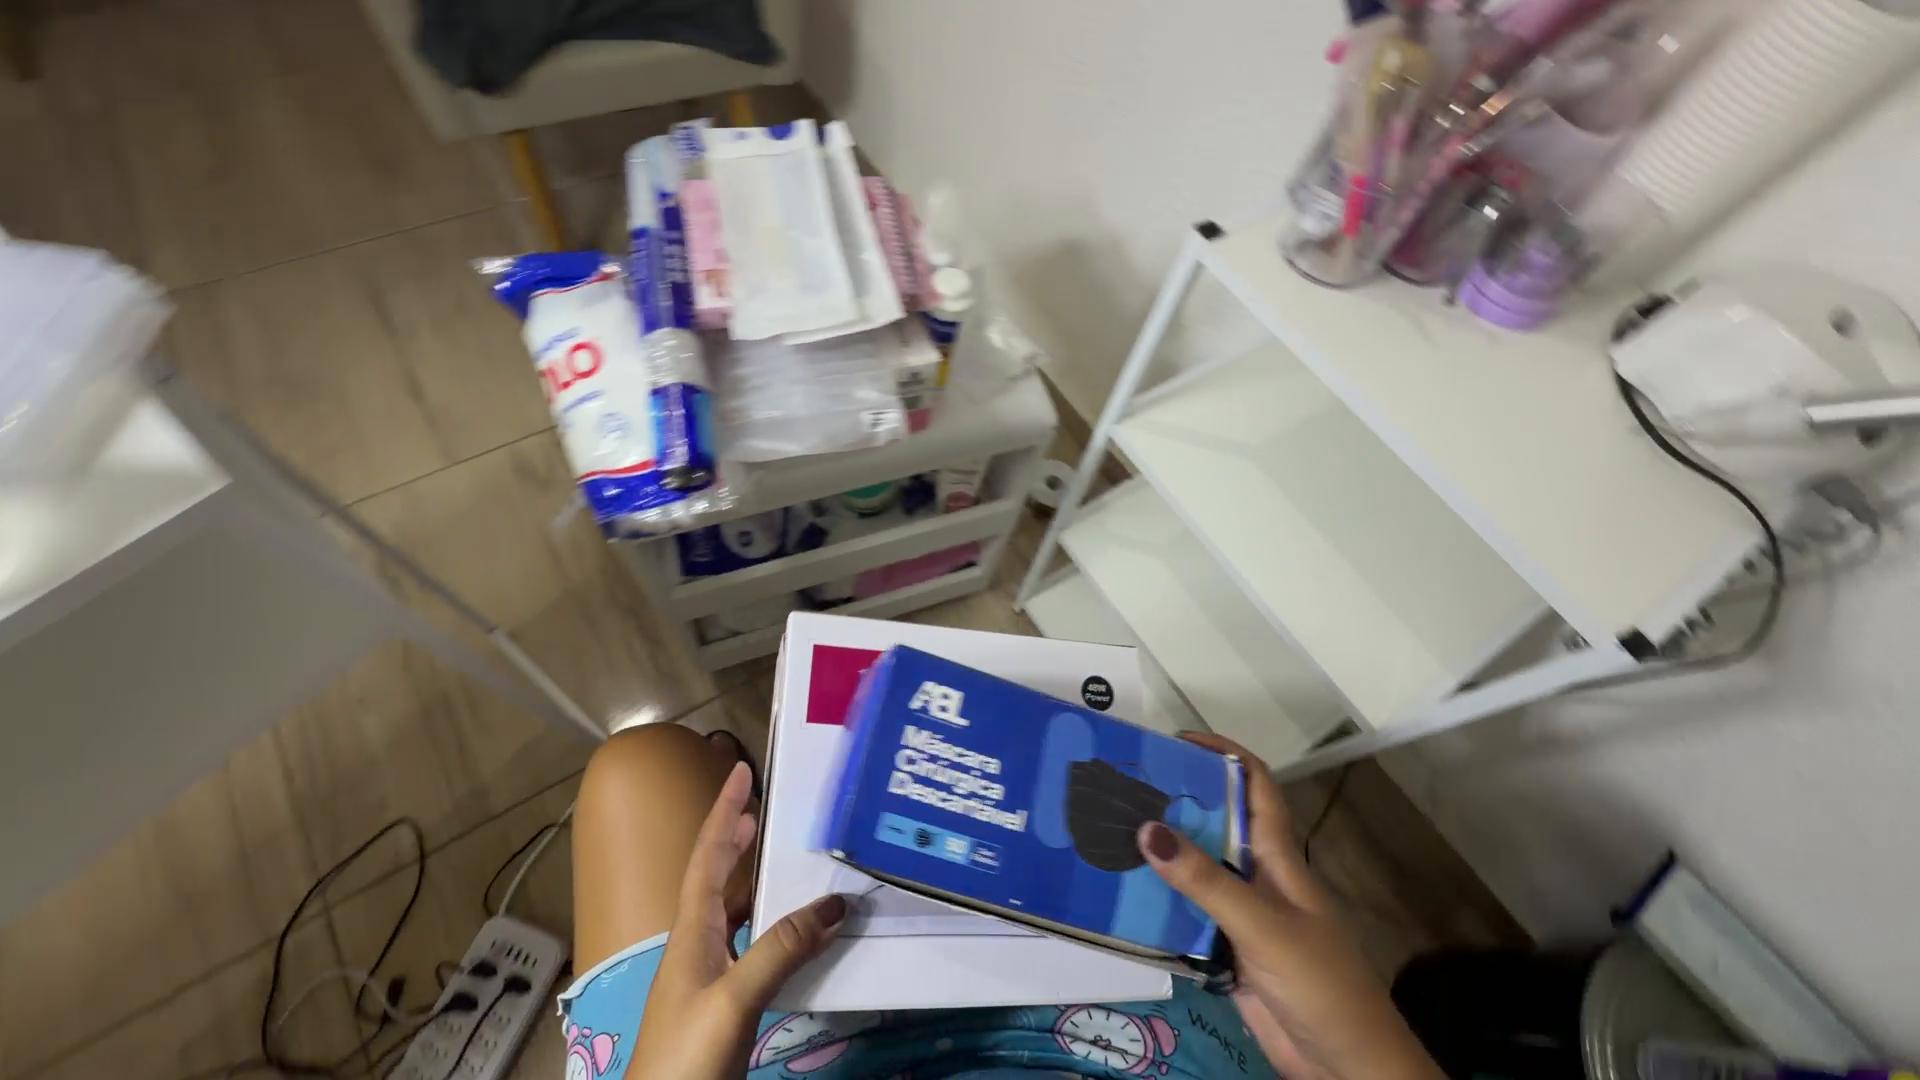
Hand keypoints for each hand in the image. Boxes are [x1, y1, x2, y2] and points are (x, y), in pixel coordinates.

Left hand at [632, 761, 849, 1079]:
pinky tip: (790, 929)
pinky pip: (749, 942)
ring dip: (753, 878)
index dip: (723, 811)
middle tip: (761, 807)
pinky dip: (770, 922)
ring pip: (733, 909)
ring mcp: (707, 973)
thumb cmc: (685, 1056)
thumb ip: (781, 949)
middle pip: (714, 874)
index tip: (740, 771)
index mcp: (693, 930)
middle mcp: (697, 943)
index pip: (708, 855)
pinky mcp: (722, 999)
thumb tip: (835, 903)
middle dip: (734, 836)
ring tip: (782, 858)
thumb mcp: (735, 998)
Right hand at [1137, 735, 1443, 1079]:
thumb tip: (1146, 828)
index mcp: (1278, 856)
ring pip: (1196, 871)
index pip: (1256, 786)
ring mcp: (1242, 915)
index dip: (1225, 754)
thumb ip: (1205, 880)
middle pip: (1216, 823)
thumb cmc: (1318, 981)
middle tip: (1124, 787)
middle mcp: (1258, 876)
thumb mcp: (1261, 923)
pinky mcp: (1226, 951)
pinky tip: (1121, 898)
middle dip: (1177, 800)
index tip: (1178, 741)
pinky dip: (1158, 903)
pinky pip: (1186, 916)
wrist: (1344, 1065)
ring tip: (1109, 833)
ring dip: (1161, 854)